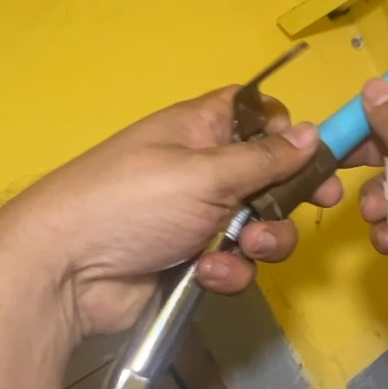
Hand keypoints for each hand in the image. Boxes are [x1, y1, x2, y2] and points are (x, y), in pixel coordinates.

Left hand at [0, 86, 341, 335]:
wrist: (64, 275)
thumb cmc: (132, 203)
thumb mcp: (203, 173)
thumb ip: (264, 158)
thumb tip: (312, 131)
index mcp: (201, 131)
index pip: (256, 113)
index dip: (287, 128)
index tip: (316, 149)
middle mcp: (206, 170)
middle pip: (272, 173)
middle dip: (293, 193)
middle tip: (323, 202)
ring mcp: (202, 216)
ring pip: (263, 223)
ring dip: (266, 238)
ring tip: (247, 248)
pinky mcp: (197, 259)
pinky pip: (238, 261)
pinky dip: (230, 270)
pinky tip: (208, 274)